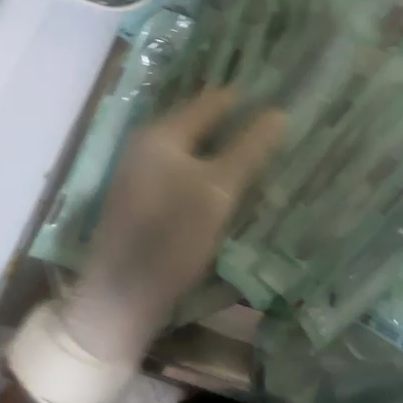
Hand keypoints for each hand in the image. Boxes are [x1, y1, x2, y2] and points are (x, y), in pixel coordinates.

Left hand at [8, 87, 282, 402]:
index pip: (214, 100)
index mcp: (161, 133)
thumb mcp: (218, 191)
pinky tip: (234, 186)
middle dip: (238, 126)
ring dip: (226, 152)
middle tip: (281, 130)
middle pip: (202, 124)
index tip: (283, 101)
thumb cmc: (170, 238)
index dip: (248, 100)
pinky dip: (211, 174)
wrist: (119, 302)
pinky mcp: (144, 202)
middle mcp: (146, 145)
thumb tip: (279, 112)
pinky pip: (186, 173)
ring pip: (195, 151)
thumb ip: (250, 149)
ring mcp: (142, 174)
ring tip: (265, 157)